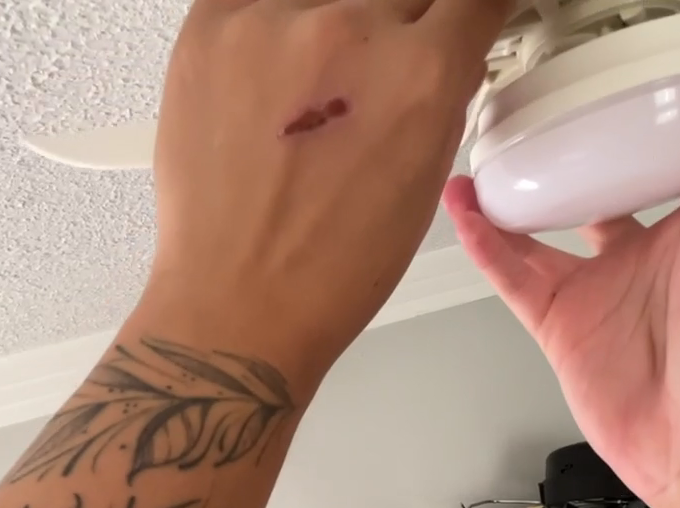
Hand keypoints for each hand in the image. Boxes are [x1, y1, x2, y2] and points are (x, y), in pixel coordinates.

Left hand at [148, 0, 512, 366]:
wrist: (238, 304)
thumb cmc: (325, 276)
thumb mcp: (420, 191)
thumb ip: (441, 103)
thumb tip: (447, 56)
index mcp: (419, 78)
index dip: (469, 14)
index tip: (458, 20)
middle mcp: (348, 35)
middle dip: (397, 39)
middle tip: (370, 94)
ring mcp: (272, 23)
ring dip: (330, 42)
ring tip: (308, 108)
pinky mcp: (211, 28)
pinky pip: (257, 2)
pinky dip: (270, 35)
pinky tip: (267, 93)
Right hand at [443, 75, 679, 504]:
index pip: (678, 163)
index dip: (662, 125)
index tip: (644, 86)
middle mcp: (645, 256)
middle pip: (603, 188)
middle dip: (580, 152)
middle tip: (552, 111)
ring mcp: (597, 290)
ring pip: (545, 228)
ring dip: (517, 193)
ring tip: (492, 151)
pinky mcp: (559, 323)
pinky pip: (514, 275)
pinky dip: (487, 244)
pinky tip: (467, 209)